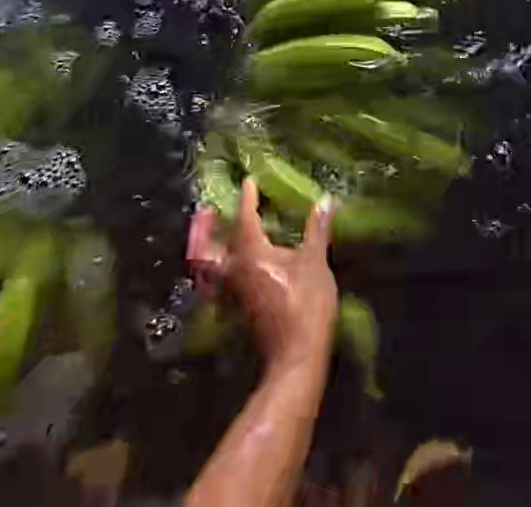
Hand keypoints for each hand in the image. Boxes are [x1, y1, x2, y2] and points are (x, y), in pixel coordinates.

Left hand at [189, 178, 337, 369]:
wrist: (295, 351)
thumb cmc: (306, 302)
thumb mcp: (316, 261)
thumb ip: (318, 229)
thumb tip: (326, 199)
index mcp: (251, 256)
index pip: (245, 220)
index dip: (247, 199)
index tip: (249, 181)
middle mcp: (235, 271)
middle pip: (209, 247)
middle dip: (205, 228)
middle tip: (204, 209)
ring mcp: (234, 291)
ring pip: (210, 265)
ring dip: (207, 247)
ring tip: (211, 233)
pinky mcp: (240, 304)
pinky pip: (219, 278)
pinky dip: (217, 265)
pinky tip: (230, 263)